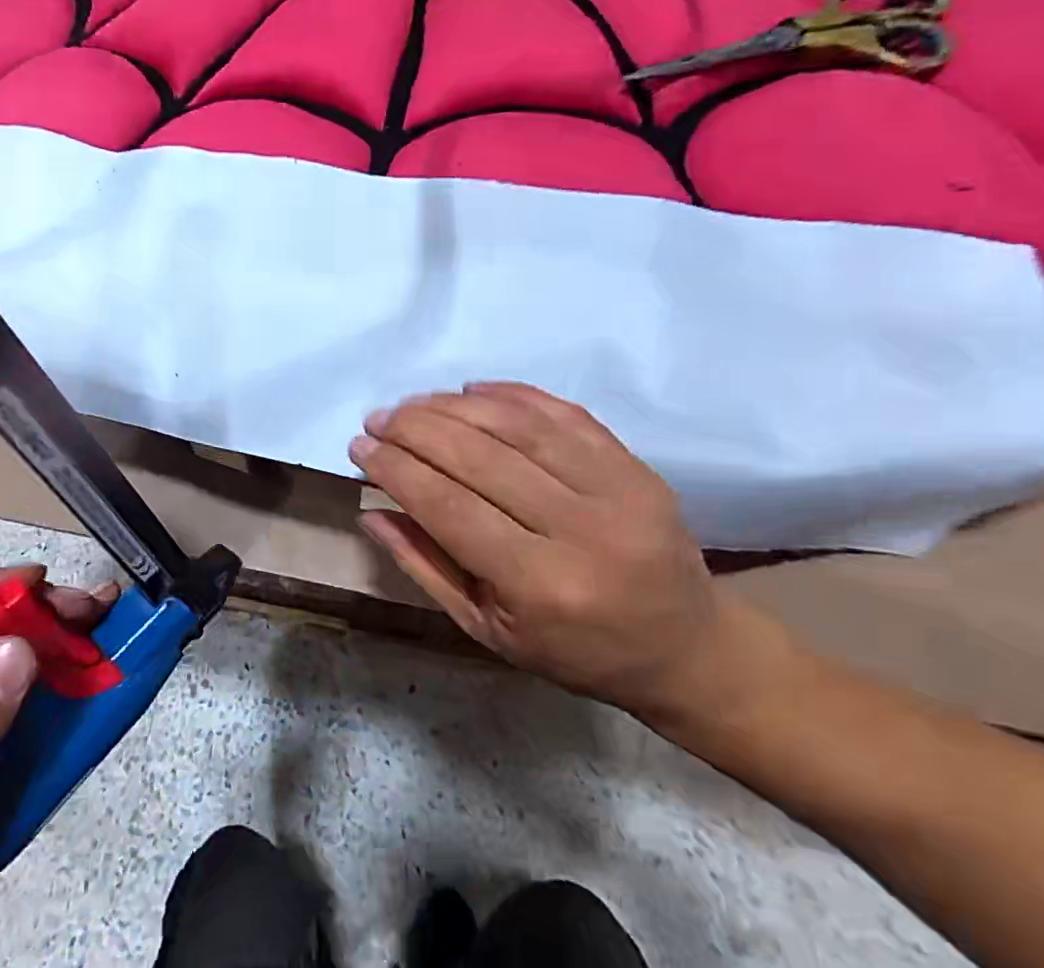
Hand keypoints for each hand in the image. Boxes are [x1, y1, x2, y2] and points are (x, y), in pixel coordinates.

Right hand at [349, 382, 736, 718]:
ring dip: (455, 407)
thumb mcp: (488, 628)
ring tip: (413, 404)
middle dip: (417, 430)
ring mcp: (619, 490)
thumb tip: (372, 512)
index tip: (360, 447)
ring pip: (520, 427)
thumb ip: (426, 567)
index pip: (450, 507)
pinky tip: (471, 391)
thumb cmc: (574, 652)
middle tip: (377, 419)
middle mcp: (583, 529)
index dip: (398, 470)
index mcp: (541, 584)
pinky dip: (513, 395)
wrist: (683, 647)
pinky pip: (565, 415)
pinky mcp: (637, 467)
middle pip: (481, 458)